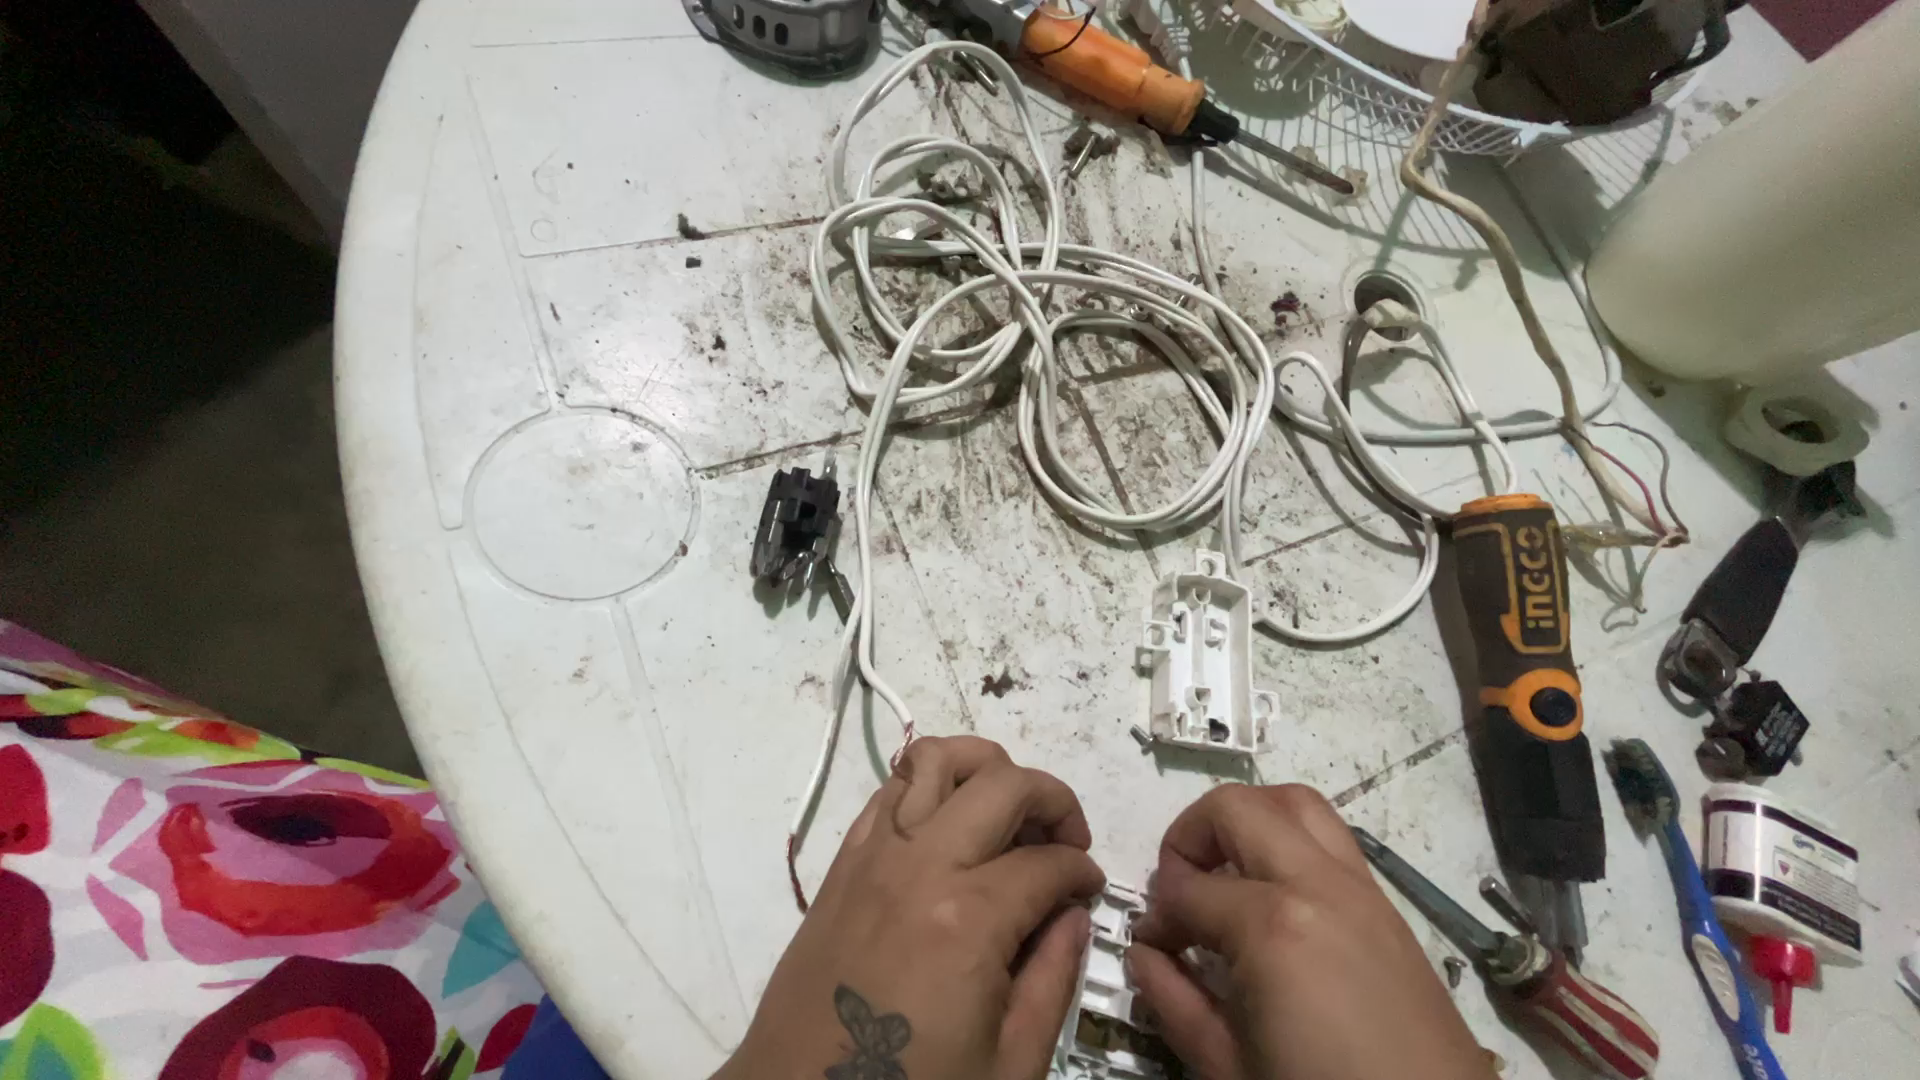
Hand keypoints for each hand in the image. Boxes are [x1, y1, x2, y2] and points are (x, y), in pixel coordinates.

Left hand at [717, 737, 1105, 1079]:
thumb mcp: (1008, 1065)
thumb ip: (1052, 979)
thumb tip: (1074, 913)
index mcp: (968, 917)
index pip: (1048, 862)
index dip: (1082, 871)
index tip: (1091, 889)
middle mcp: (922, 861)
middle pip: (1003, 784)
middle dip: (1052, 800)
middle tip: (1065, 842)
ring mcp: (876, 850)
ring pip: (937, 757)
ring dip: (986, 769)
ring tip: (1007, 811)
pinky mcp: (845, 857)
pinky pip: (891, 787)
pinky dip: (930, 784)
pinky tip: (949, 823)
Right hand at [1127, 785, 1491, 1079]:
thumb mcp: (1229, 1070)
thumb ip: (1173, 1000)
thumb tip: (1142, 953)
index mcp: (1272, 924)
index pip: (1187, 890)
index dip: (1157, 915)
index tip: (1153, 947)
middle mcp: (1318, 884)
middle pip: (1236, 809)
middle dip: (1191, 836)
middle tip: (1181, 890)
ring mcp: (1362, 890)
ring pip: (1293, 803)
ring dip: (1247, 822)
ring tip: (1228, 874)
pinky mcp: (1389, 910)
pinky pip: (1331, 840)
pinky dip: (1290, 842)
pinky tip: (1276, 901)